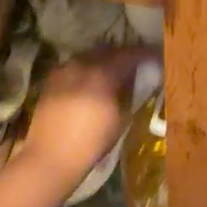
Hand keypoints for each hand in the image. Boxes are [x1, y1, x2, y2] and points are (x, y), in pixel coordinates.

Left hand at [15, 47, 154, 186]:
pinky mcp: (50, 81)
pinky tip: (91, 82)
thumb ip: (127, 93)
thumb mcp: (120, 118)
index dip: (145, 54)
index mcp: (102, 73)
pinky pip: (74, 67)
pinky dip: (86, 70)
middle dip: (123, 55)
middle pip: (107, 51)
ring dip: (103, 61)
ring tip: (113, 72)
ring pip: (88, 57)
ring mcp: (63, 71)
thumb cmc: (93, 141)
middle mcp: (81, 65)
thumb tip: (132, 80)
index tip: (156, 57)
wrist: (52, 156)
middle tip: (136, 63)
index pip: (129, 55)